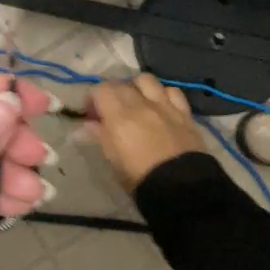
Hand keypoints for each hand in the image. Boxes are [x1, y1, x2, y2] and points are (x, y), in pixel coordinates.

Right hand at [78, 74, 203, 190]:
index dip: (93, 98)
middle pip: (121, 84)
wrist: (182, 189)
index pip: (101, 89)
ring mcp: (165, 107)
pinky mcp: (184, 114)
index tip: (91, 114)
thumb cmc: (140, 178)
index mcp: (119, 116)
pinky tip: (160, 106)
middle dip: (112, 93)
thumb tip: (84, 126)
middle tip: (110, 110)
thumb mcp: (113, 159)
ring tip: (136, 102)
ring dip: (137, 87)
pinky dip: (163, 94)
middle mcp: (141, 104)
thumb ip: (99, 136)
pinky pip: (172, 92)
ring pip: (147, 80)